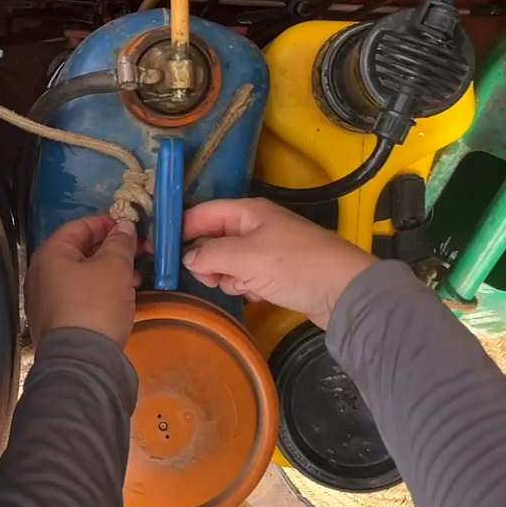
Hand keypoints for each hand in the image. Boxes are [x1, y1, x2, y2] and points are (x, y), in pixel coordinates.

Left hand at [26, 215, 138, 346]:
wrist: (81, 361)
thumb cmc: (96, 304)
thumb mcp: (115, 267)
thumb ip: (120, 242)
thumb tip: (123, 226)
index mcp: (51, 254)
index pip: (79, 226)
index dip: (106, 224)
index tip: (130, 227)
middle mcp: (42, 273)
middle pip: (80, 251)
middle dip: (112, 250)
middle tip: (138, 252)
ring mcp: (46, 299)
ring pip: (82, 275)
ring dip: (110, 272)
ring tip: (136, 278)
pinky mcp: (55, 321)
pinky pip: (80, 295)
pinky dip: (100, 291)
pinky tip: (122, 297)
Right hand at [182, 198, 376, 328]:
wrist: (344, 292)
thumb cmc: (294, 265)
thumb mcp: (245, 257)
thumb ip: (210, 255)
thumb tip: (187, 258)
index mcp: (248, 212)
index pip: (202, 213)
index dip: (181, 228)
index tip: (161, 250)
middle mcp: (256, 226)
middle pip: (214, 238)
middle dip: (206, 259)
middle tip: (209, 278)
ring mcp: (268, 249)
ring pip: (229, 260)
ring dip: (227, 275)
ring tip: (239, 287)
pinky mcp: (278, 272)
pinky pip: (247, 275)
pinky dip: (245, 285)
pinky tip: (254, 294)